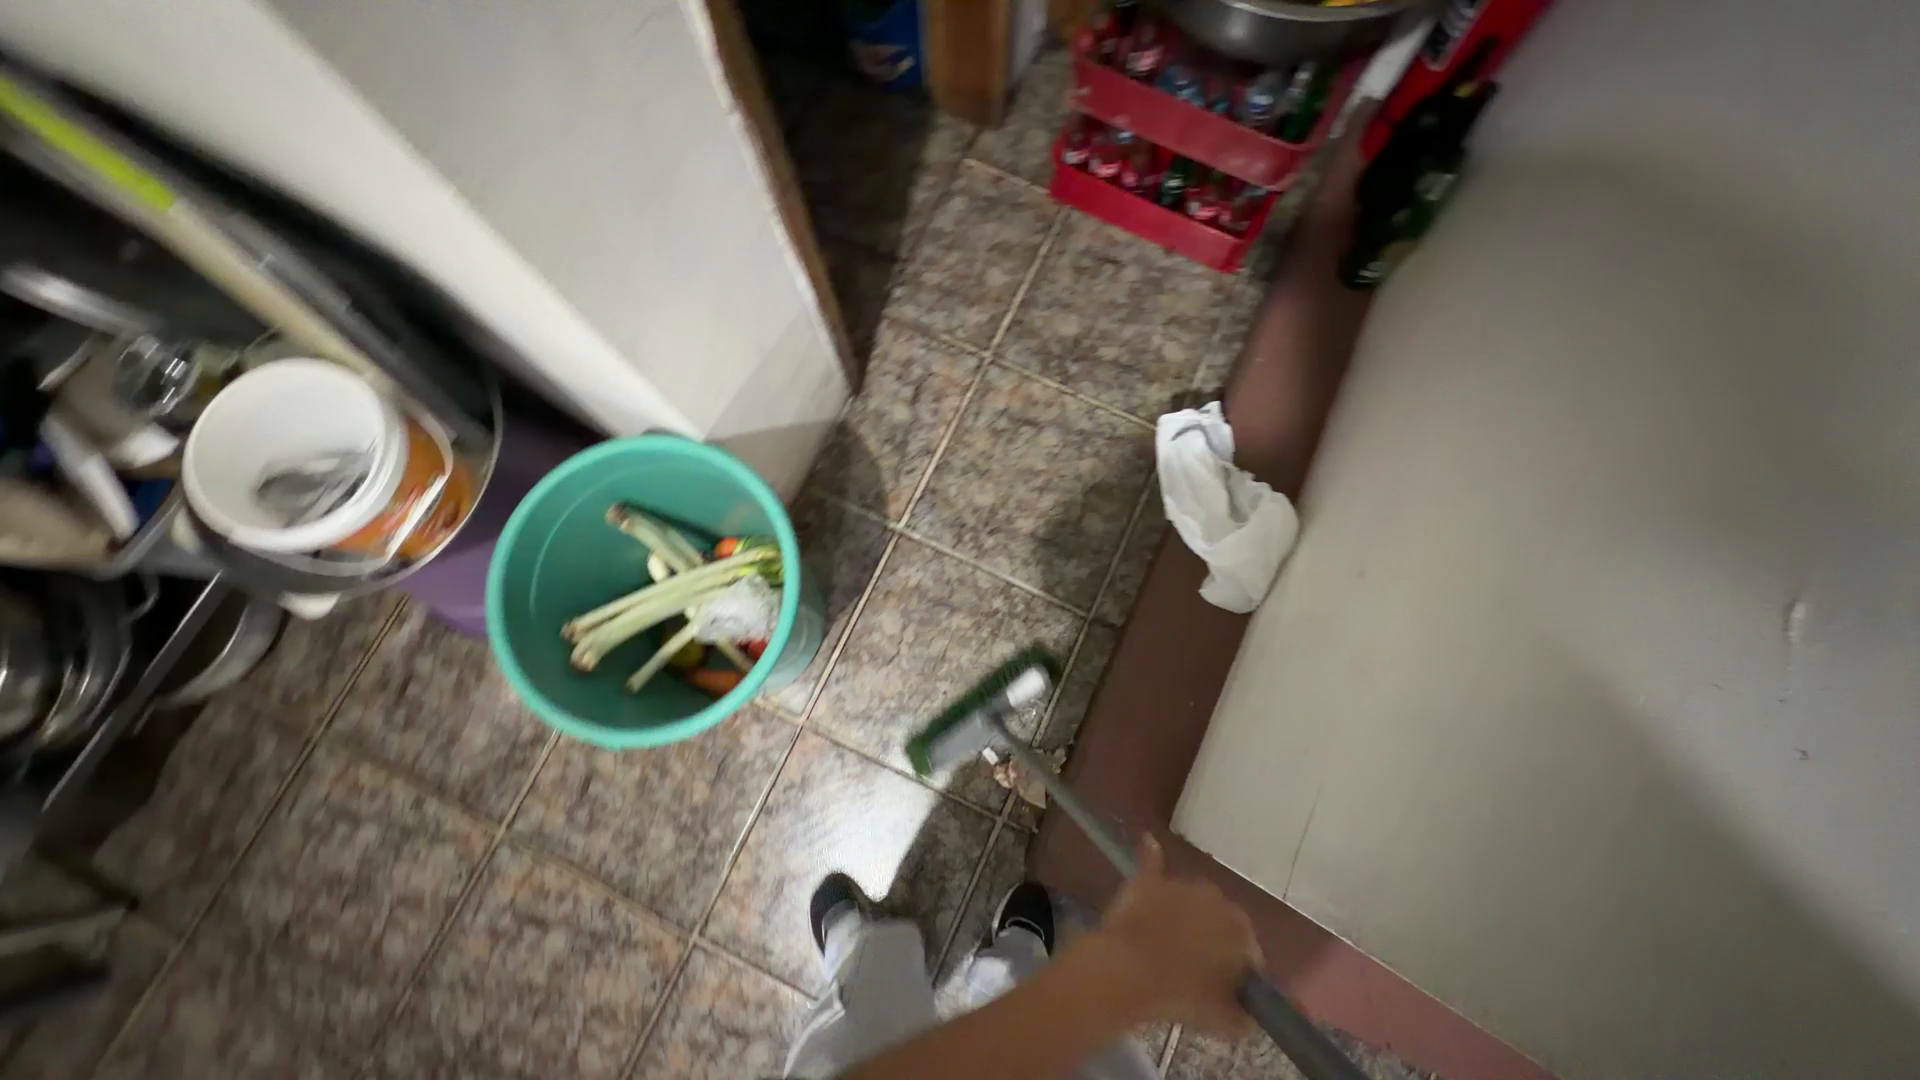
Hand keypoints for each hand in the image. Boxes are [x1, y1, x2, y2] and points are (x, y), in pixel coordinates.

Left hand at [1095, 836, 1260, 1036]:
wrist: (1129, 971)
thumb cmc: (1182, 996)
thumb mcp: (1226, 1021)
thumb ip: (1247, 1014)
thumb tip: (1251, 1014)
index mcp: (1241, 927)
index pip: (1247, 950)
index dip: (1236, 971)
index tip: (1221, 988)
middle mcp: (1215, 896)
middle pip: (1218, 921)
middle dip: (1211, 940)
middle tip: (1193, 969)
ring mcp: (1179, 884)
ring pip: (1188, 900)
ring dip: (1183, 915)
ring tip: (1166, 944)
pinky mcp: (1147, 879)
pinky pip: (1152, 862)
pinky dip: (1151, 855)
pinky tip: (1148, 841)